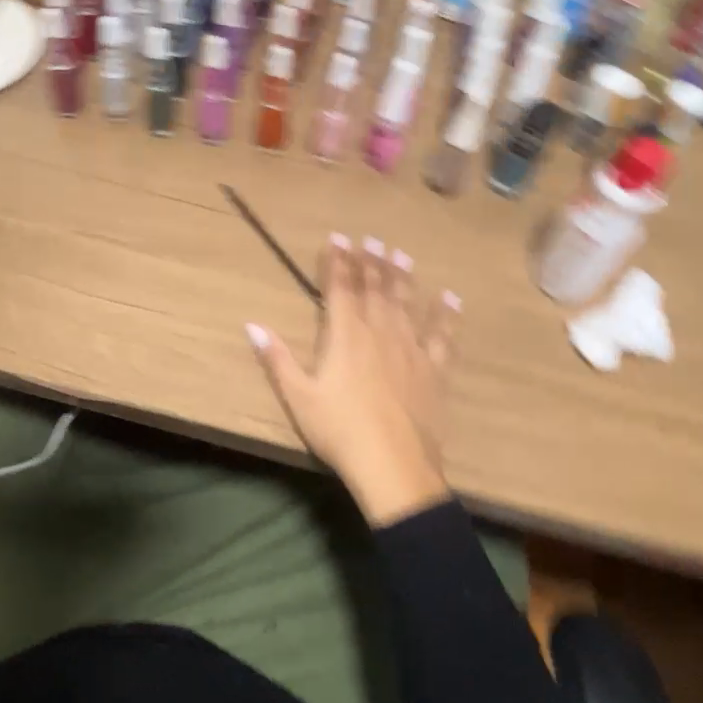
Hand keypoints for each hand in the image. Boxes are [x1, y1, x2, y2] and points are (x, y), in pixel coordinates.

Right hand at [246, 234, 461, 526]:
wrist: (393, 464)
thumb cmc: (339, 431)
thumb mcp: (299, 398)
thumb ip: (276, 359)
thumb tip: (252, 325)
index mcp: (346, 336)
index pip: (340, 289)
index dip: (338, 262)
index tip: (338, 238)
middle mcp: (380, 333)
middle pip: (375, 289)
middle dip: (370, 262)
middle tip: (371, 238)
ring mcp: (411, 350)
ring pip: (407, 304)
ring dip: (402, 278)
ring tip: (401, 255)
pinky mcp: (434, 370)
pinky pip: (442, 336)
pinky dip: (446, 315)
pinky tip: (450, 299)